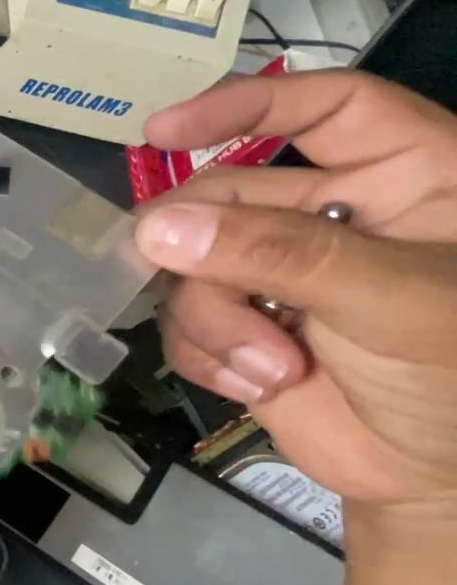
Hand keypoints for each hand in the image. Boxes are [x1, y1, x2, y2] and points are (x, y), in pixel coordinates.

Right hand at [135, 70, 456, 503]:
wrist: (445, 477)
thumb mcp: (396, 301)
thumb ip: (279, 256)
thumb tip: (157, 230)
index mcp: (404, 181)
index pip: (323, 110)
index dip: (244, 107)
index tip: (160, 131)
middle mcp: (328, 217)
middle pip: (220, 200)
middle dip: (210, 258)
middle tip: (212, 293)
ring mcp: (272, 273)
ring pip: (186, 266)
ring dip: (214, 322)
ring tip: (267, 366)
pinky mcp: (233, 323)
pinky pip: (177, 319)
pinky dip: (205, 354)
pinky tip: (256, 383)